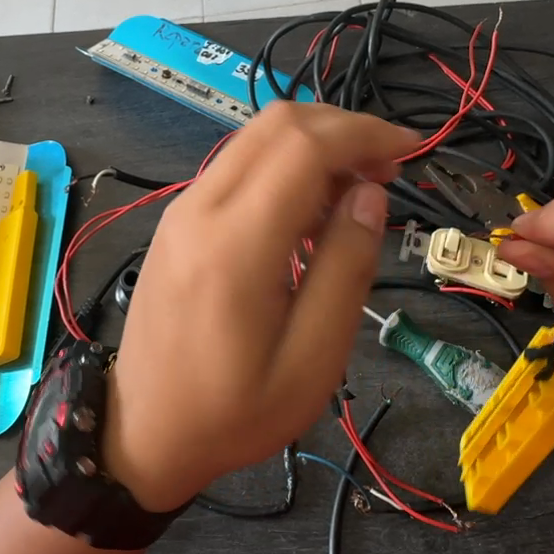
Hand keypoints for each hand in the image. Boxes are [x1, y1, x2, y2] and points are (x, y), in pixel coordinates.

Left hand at [100, 102, 418, 511]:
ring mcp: (184, 207)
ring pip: (255, 136)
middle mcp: (202, 207)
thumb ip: (346, 268)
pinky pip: (238, 163)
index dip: (363, 134)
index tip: (409, 151)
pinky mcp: (179, 217)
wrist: (144, 429)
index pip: (304, 146)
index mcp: (236, 243)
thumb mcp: (311, 360)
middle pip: (278, 124)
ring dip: (313, 142)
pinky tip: (310, 207)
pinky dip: (284, 162)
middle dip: (342, 128)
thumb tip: (369, 193)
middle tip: (386, 170)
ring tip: (355, 189)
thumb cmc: (234, 410)